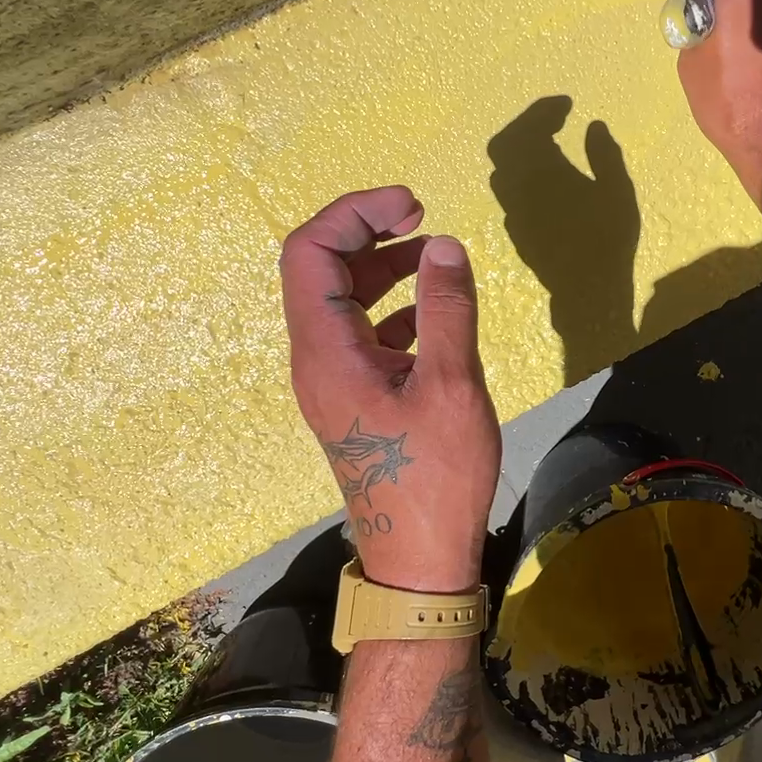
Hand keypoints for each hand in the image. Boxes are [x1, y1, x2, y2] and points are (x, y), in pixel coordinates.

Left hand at [280, 186, 500, 592]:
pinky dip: (392, 310)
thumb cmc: (436, 475)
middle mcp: (317, 361)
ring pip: (342, 305)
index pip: (310, 252)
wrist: (420, 557)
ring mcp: (334, 384)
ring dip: (382, 271)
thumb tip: (444, 245)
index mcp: (326, 351)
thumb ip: (446, 310)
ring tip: (435, 260)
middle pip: (320, 272)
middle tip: (424, 220)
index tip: (412, 204)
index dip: (354, 213)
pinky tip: (431, 316)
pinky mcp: (356, 402)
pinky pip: (362, 336)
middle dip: (369, 235)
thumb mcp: (451, 386)